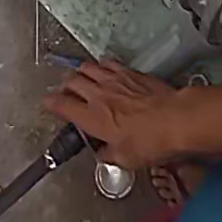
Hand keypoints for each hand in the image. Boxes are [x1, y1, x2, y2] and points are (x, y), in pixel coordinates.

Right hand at [41, 60, 180, 167]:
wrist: (174, 118)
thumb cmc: (150, 141)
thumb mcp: (125, 159)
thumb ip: (109, 154)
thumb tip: (104, 153)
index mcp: (92, 117)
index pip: (63, 105)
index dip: (51, 102)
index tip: (47, 101)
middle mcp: (99, 94)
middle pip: (73, 81)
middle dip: (66, 86)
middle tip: (66, 91)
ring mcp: (115, 79)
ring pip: (89, 67)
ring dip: (82, 72)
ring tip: (82, 78)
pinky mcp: (130, 72)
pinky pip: (109, 62)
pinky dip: (102, 65)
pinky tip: (105, 70)